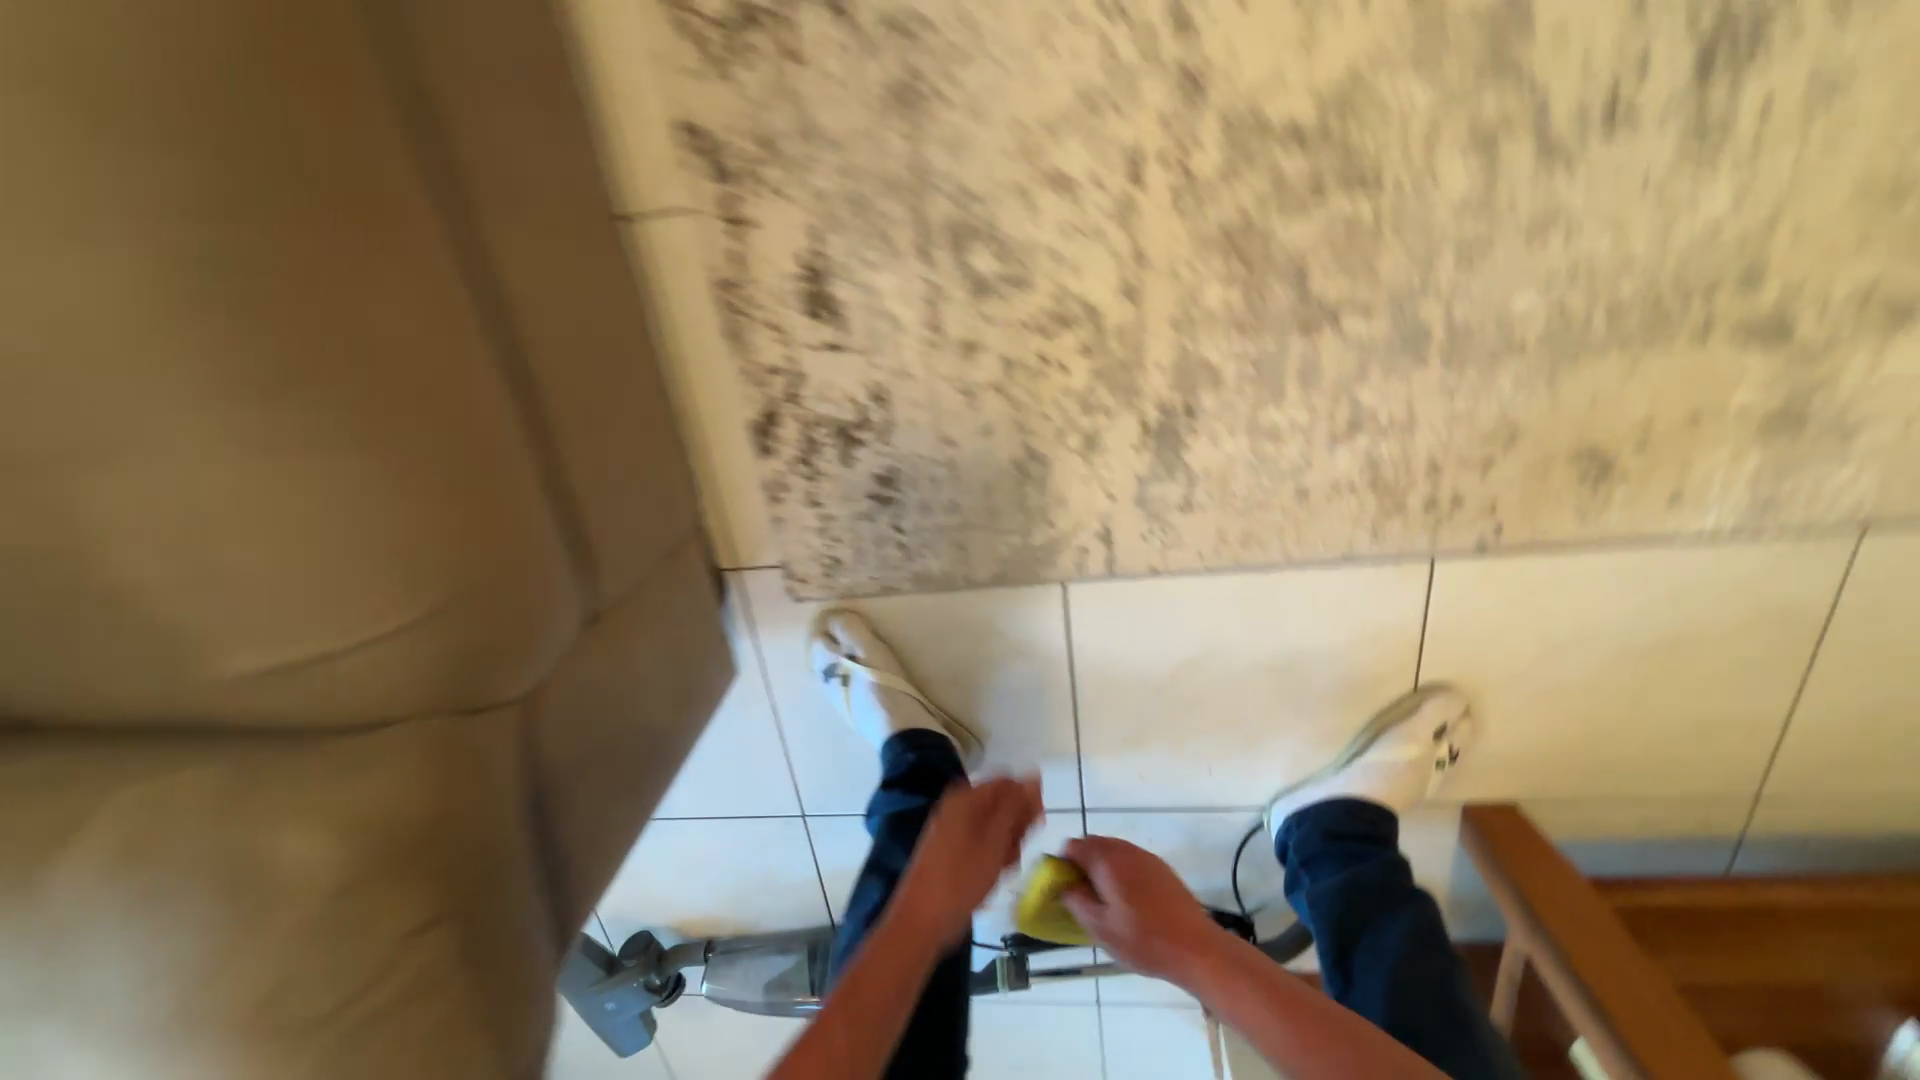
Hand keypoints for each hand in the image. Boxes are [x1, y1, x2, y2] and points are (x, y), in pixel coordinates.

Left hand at [890, 775, 1043, 943]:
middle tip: (1013, 853)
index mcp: (966, 797)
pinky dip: (993, 858)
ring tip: (1002, 869)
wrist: (922, 919)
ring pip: (996, 829)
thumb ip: (1016, 807)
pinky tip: (993, 875)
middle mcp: (959, 807)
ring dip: (1007, 846)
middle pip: (1003, 805)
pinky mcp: (954, 851)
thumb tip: (1034, 778)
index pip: (1009, 783)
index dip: (1026, 802)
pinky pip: (984, 845)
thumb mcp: (995, 840)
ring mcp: (955, 830)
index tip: (1034, 828)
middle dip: (1016, 829)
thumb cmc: (962, 877)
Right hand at [1058, 835, 1231, 982]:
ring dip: (1101, 867)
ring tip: (1104, 901)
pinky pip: (1131, 860)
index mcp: (1107, 860)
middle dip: (1081, 864)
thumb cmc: (1143, 940)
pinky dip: (1121, 872)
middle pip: (1093, 844)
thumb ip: (1075, 900)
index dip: (1062, 863)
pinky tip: (1128, 900)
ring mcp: (1146, 857)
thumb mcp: (1099, 927)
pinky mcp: (1162, 868)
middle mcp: (1126, 850)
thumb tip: (1062, 884)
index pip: (1072, 845)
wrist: (1196, 948)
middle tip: (1081, 896)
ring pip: (1113, 851)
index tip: (1063, 888)